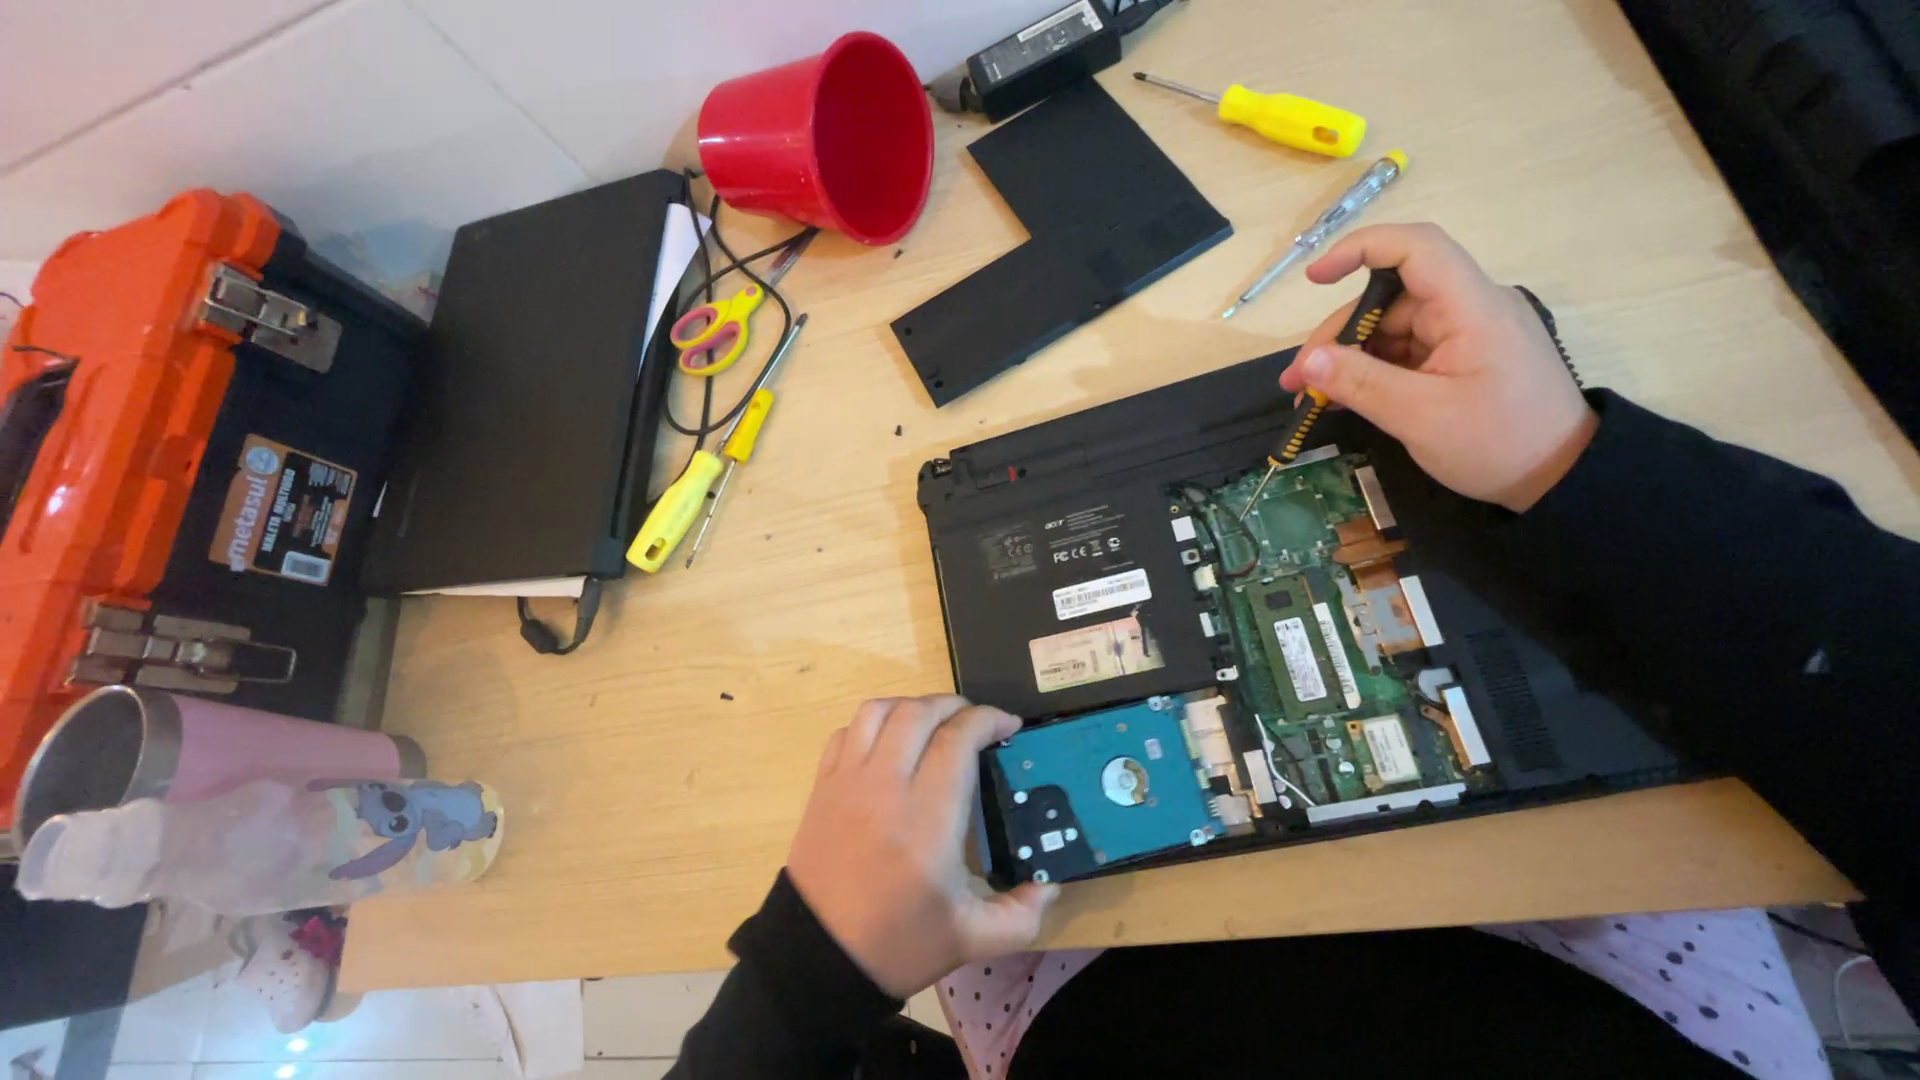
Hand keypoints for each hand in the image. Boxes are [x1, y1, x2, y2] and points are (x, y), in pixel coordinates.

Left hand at [786, 695, 1058, 997]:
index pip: (957, 740)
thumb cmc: (898, 943)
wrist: (819, 958)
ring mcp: (848, 782)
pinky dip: (873, 724)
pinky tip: (890, 743)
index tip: (1009, 726)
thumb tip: (1050, 885)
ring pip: (878, 711)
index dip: (988, 720)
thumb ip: (1021, 915)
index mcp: (928, 819)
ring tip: (934, 722)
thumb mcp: (971, 939)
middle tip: (978, 722)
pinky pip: (846, 732)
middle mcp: (886, 787)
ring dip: (913, 706)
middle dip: (956, 706)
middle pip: (919, 714)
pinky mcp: (822, 786)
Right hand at [1280, 223, 1598, 511]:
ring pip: (1387, 330)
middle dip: (1335, 335)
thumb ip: (1361, 383)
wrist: (1561, 477)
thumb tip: (1308, 361)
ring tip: (1309, 397)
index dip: (1361, 249)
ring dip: (1345, 360)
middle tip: (1297, 380)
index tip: (1314, 278)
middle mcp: (1466, 309)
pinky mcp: (1456, 360)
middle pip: (1388, 300)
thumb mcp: (1421, 417)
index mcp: (1470, 308)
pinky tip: (1337, 398)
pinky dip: (1367, 373)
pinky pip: (1401, 354)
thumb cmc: (1498, 442)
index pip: (1415, 249)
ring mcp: (1462, 335)